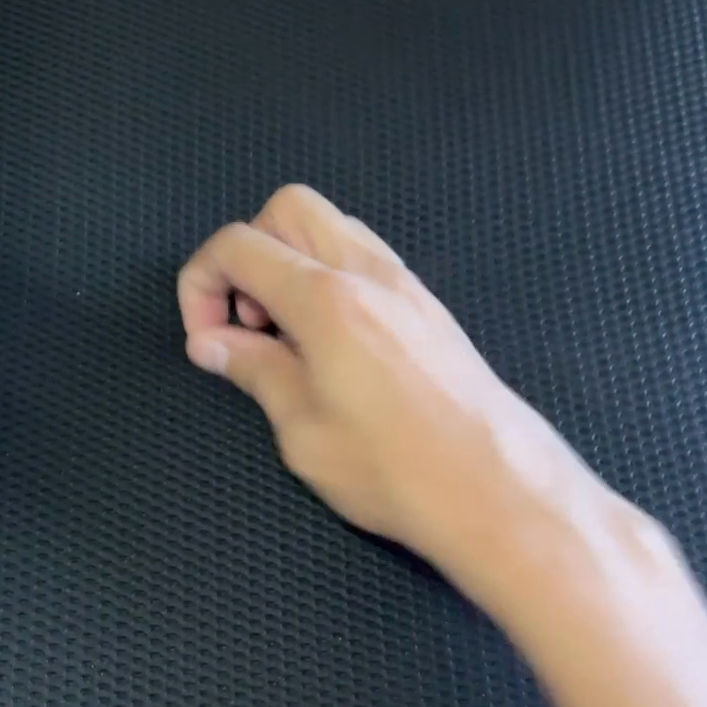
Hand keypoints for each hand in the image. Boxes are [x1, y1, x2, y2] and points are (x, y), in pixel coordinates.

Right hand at [176, 185, 608, 589]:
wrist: (507, 497)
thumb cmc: (394, 471)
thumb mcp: (300, 428)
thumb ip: (251, 368)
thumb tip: (208, 342)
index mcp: (326, 300)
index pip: (236, 245)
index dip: (199, 284)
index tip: (206, 340)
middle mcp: (367, 273)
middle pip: (284, 209)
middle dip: (244, 256)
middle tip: (244, 321)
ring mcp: (403, 284)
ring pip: (325, 225)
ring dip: (283, 263)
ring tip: (279, 334)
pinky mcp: (423, 305)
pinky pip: (355, 256)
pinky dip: (318, 278)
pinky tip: (319, 342)